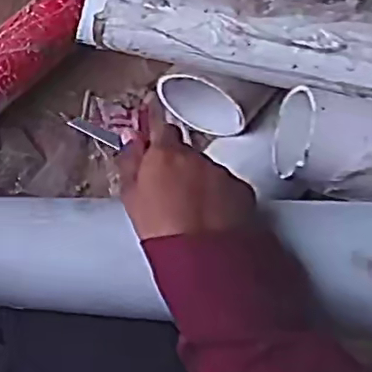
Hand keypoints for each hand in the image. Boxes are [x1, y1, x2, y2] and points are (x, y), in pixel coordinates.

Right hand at [117, 106, 258, 240]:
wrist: (203, 257)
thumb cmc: (162, 228)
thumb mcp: (130, 194)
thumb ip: (129, 161)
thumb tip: (130, 143)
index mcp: (164, 154)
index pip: (160, 124)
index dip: (155, 121)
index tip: (152, 114)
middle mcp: (196, 158)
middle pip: (183, 149)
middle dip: (174, 160)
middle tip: (163, 182)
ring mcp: (221, 174)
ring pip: (205, 168)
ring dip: (196, 178)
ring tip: (185, 205)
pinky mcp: (242, 192)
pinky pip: (226, 185)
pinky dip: (217, 194)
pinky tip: (206, 213)